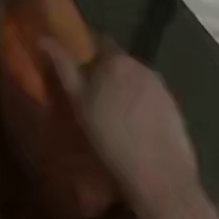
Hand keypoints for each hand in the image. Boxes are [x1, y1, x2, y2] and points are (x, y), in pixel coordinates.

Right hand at [45, 41, 199, 214]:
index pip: (97, 43)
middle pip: (116, 63)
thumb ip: (62, 68)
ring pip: (134, 82)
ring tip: (111, 121)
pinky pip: (150, 100)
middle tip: (90, 103)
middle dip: (103, 76)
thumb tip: (43, 39)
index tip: (75, 77)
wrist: (160, 179)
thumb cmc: (111, 139)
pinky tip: (134, 132)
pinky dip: (140, 108)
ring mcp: (161, 87)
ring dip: (122, 92)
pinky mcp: (174, 108)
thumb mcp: (78, 104)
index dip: (84, 58)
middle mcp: (141, 65)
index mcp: (116, 58)